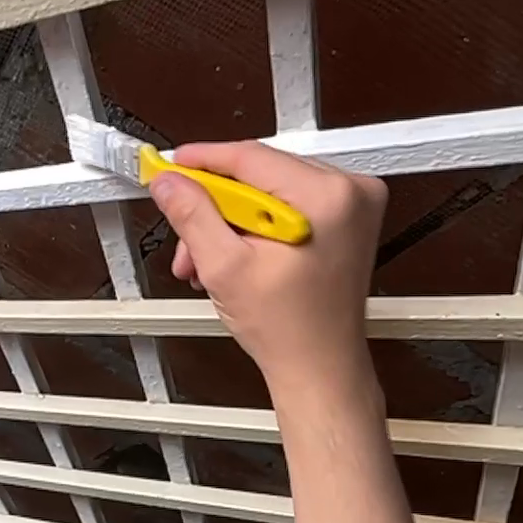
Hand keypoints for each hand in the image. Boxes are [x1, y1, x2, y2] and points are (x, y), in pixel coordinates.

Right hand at [150, 141, 386, 401]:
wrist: (318, 364)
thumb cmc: (284, 327)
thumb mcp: (224, 267)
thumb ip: (193, 216)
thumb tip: (168, 183)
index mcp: (325, 196)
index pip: (250, 158)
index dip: (203, 161)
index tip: (172, 166)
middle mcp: (349, 190)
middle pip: (259, 177)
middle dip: (213, 209)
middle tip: (184, 243)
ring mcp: (354, 205)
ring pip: (269, 193)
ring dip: (229, 223)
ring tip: (206, 263)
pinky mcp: (349, 221)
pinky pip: (288, 206)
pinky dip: (255, 228)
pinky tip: (235, 258)